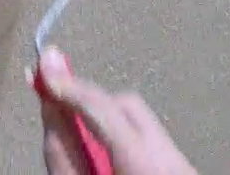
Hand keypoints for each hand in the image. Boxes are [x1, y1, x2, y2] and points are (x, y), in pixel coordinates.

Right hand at [37, 47, 196, 174]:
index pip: (103, 107)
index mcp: (146, 165)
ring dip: (111, 123)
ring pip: (143, 122)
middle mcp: (175, 160)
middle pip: (129, 104)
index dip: (69, 85)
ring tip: (90, 144)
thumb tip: (47, 97)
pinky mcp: (188, 168)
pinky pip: (156, 142)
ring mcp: (188, 165)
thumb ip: (61, 147)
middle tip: (61, 107)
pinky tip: (115, 159)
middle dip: (93, 101)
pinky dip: (130, 141)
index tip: (41, 65)